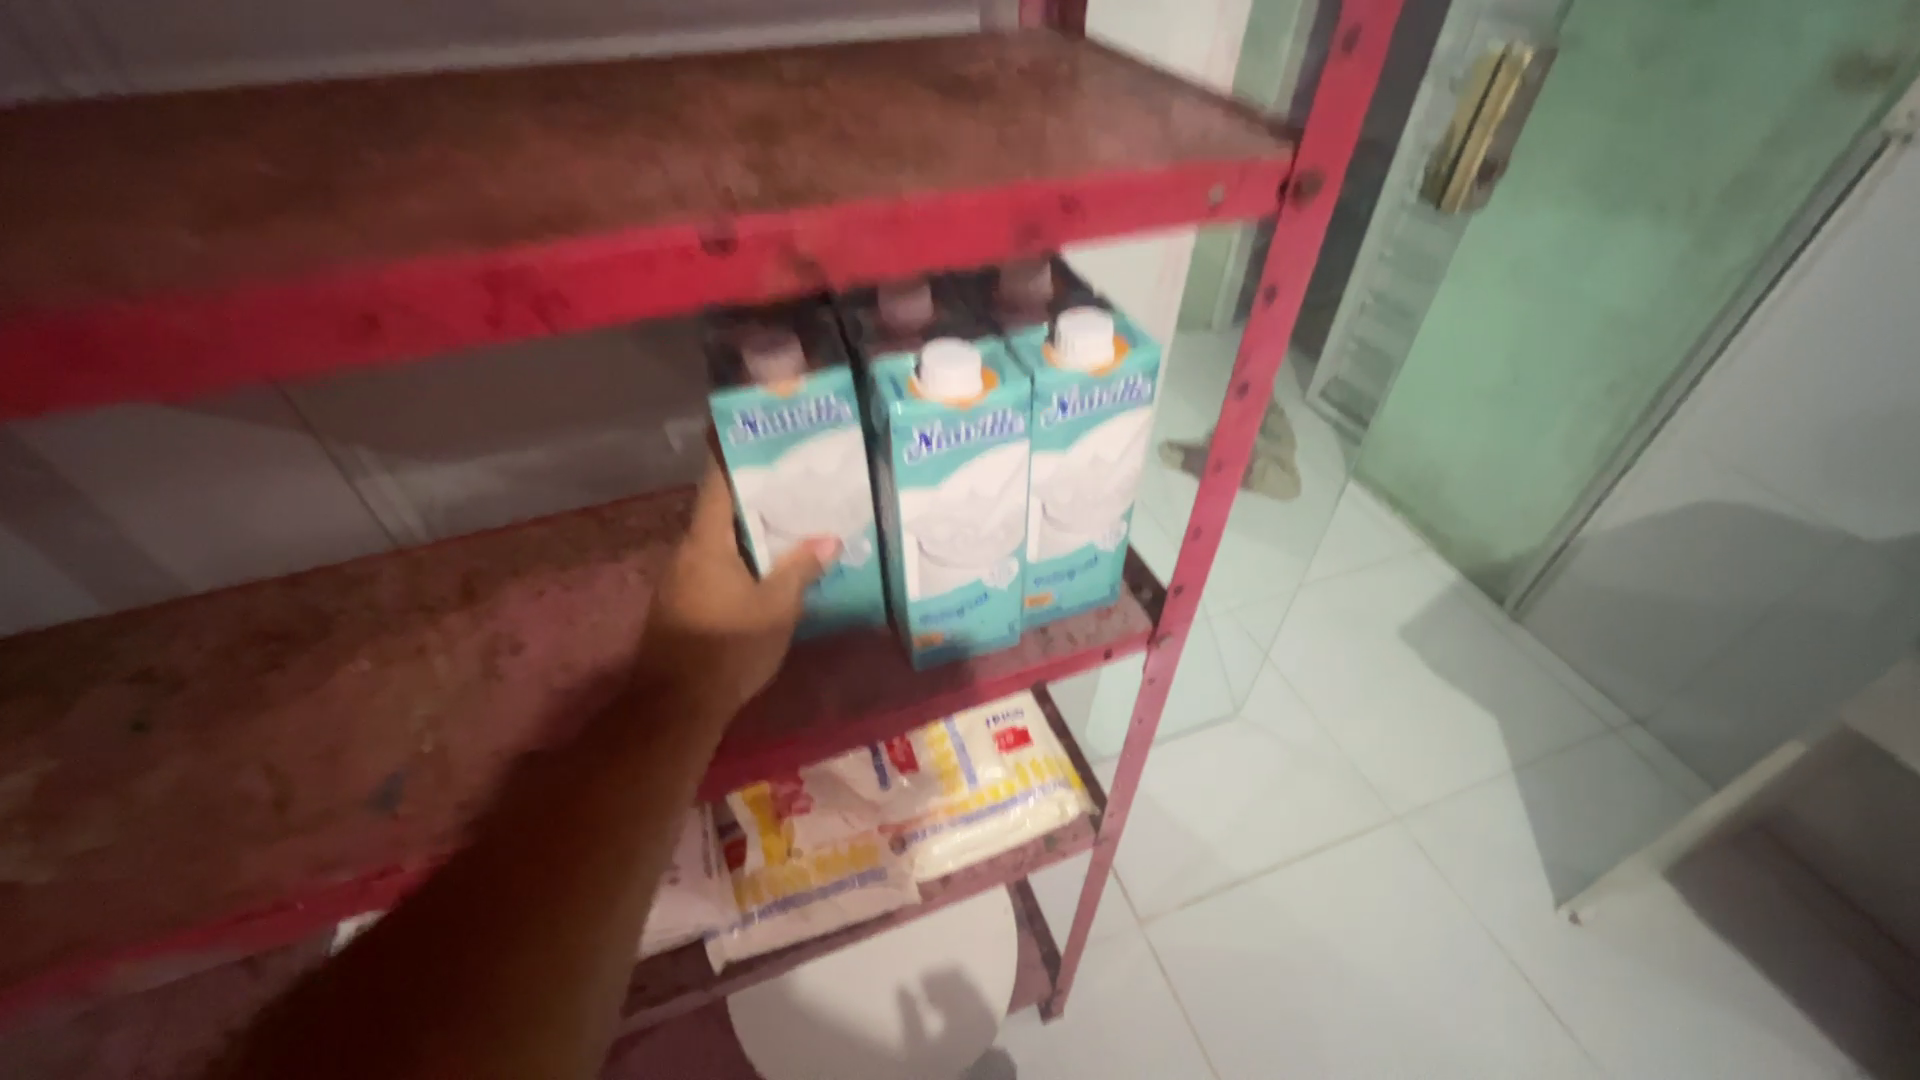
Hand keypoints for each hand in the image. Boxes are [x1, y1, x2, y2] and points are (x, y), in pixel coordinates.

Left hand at [635, 460, 839, 712]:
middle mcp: (688, 552)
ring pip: (719, 540)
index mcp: (707, 543)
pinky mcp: (683, 602)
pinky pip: (716, 564)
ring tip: (788, 516)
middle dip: (751, 492)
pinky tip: (768, 564)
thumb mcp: (776, 608)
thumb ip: (799, 569)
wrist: (675, 705)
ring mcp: (681, 578)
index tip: (740, 424)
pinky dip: (741, 555)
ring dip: (748, 528)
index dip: (727, 451)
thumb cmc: (728, 648)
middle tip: (790, 474)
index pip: (716, 483)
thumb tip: (828, 539)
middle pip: (719, 510)